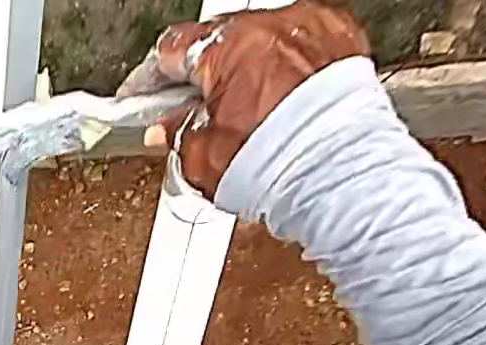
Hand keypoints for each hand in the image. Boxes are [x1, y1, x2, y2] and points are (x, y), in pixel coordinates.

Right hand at [129, 1, 369, 195]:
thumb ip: (178, 136)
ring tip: (245, 117)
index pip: (174, 49)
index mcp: (228, 46)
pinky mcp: (341, 41)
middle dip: (204, 78)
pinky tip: (280, 107)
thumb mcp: (203, 160)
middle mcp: (271, 25)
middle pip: (220, 43)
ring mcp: (310, 29)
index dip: (152, 77)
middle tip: (195, 114)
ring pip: (261, 45)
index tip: (144, 93)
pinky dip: (285, 74)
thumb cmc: (276, 166)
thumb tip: (167, 129)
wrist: (335, 177)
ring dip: (246, 74)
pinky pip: (300, 51)